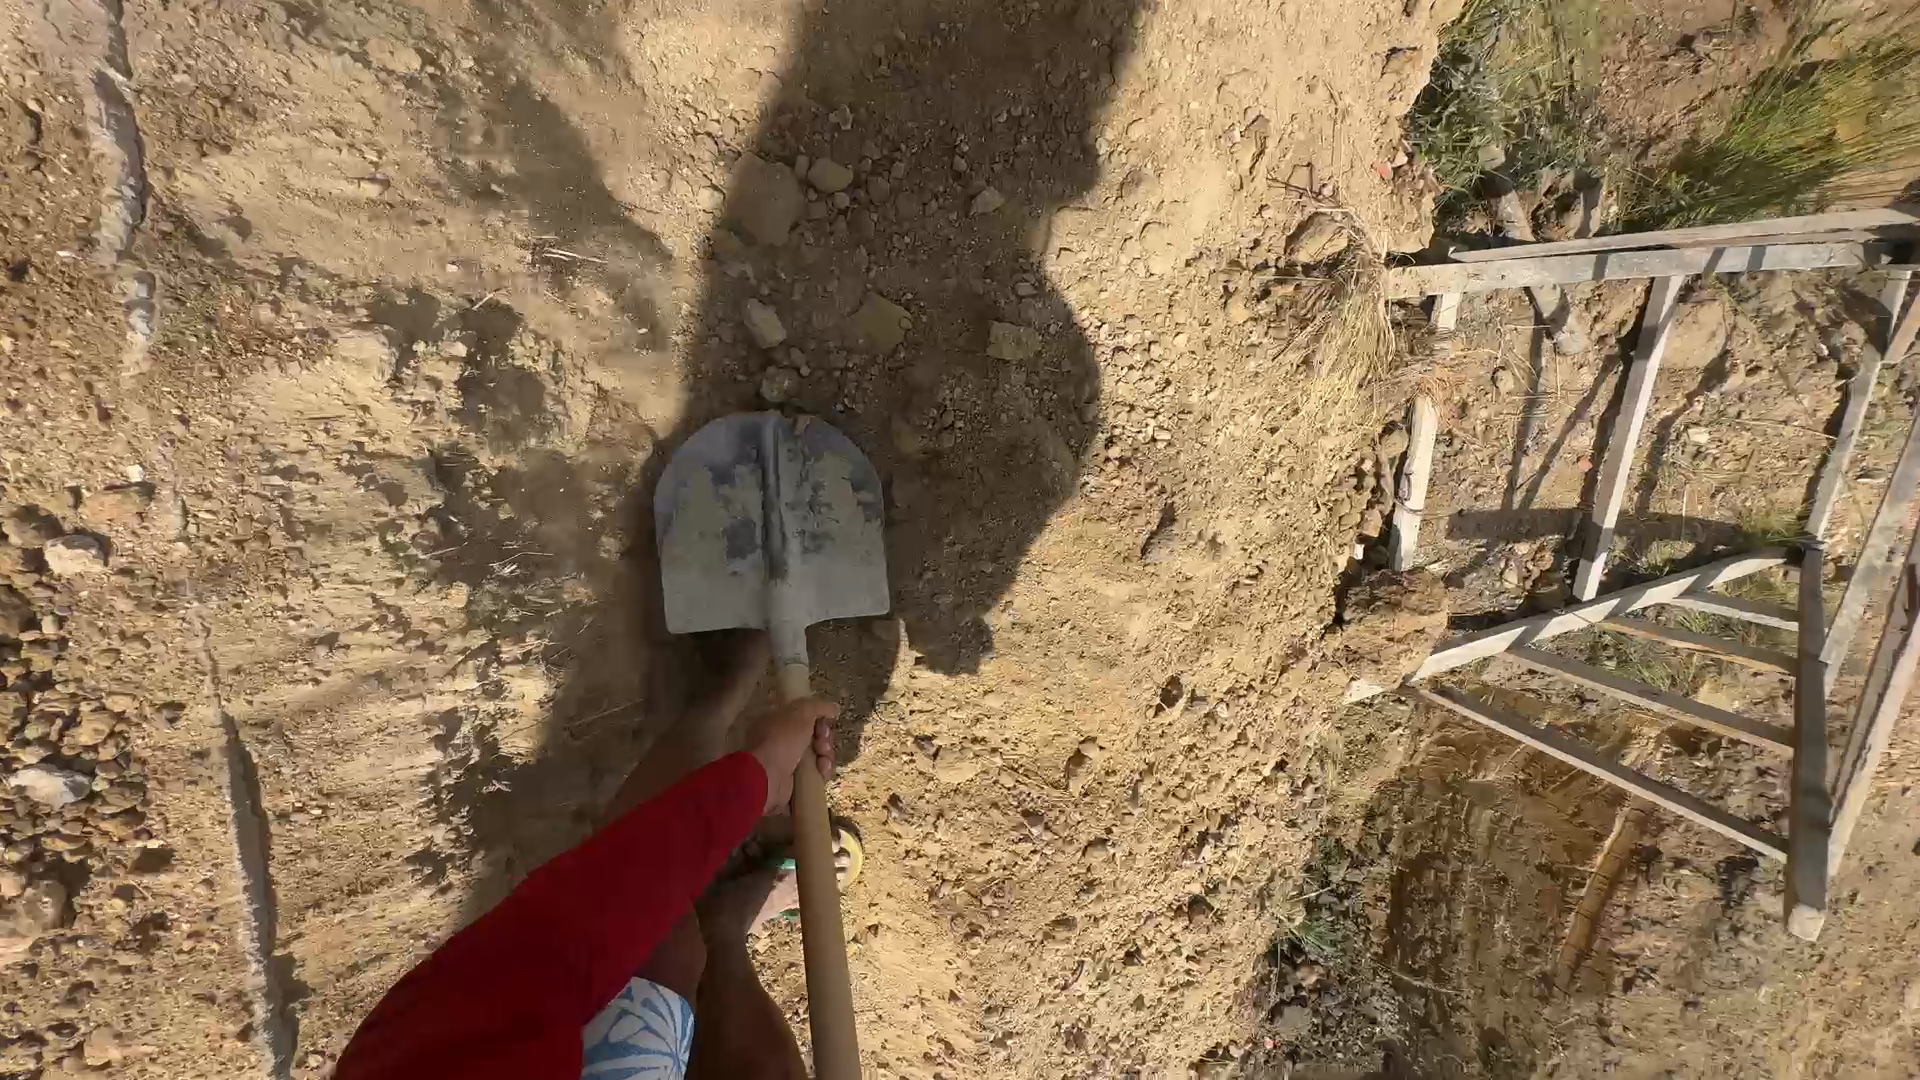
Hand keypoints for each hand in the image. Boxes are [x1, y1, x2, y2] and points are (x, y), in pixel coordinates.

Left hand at [743, 698, 836, 813]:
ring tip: (822, 762)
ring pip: (816, 754)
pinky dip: (822, 771)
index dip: (818, 719)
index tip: (824, 723)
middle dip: (824, 739)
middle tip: (822, 745)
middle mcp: (780, 741)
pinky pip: (814, 772)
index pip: (803, 717)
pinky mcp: (793, 780)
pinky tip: (822, 772)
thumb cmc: (781, 740)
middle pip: (812, 735)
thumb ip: (818, 706)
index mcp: (776, 721)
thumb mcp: (801, 713)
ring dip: (825, 756)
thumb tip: (833, 708)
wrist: (767, 778)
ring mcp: (786, 762)